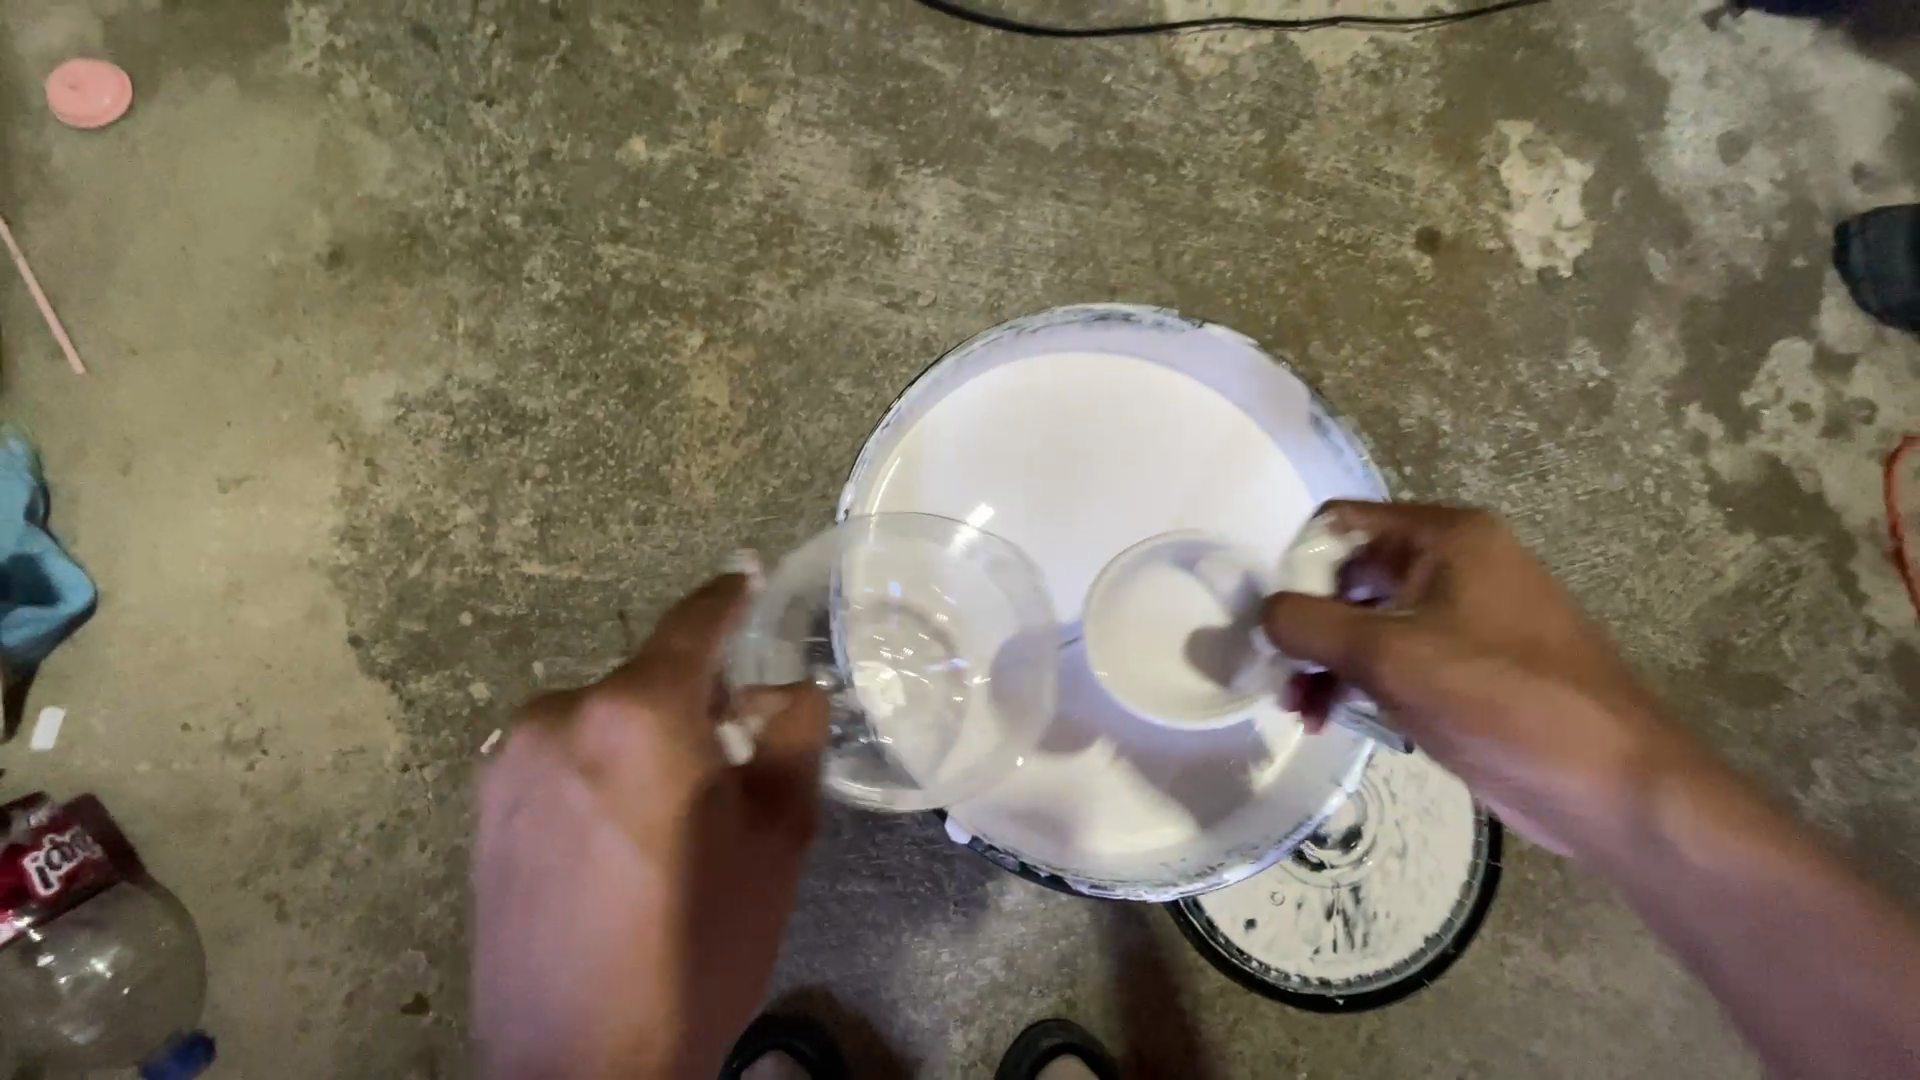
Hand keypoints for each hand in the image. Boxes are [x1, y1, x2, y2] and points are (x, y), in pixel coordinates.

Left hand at [472, 574, 827, 1079]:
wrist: (580, 1067)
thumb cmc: (699, 943)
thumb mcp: (777, 836)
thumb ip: (792, 737)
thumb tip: (792, 690)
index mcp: (640, 714)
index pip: (694, 622)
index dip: (730, 595)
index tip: (751, 575)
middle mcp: (560, 716)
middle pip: (651, 677)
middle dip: (697, 698)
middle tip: (731, 754)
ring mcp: (507, 761)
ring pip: (605, 716)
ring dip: (646, 735)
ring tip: (671, 811)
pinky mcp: (482, 807)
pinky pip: (563, 752)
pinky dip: (601, 764)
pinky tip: (619, 834)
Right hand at [1263, 501, 1696, 857]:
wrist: (1616, 790)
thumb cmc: (1504, 702)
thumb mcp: (1390, 656)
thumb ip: (1309, 625)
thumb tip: (1263, 613)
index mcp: (1446, 537)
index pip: (1339, 524)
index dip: (1297, 565)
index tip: (1276, 619)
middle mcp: (1451, 563)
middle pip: (1345, 574)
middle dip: (1306, 624)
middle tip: (1279, 672)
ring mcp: (1458, 615)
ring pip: (1361, 620)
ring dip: (1324, 661)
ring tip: (1300, 709)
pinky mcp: (1461, 663)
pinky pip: (1388, 655)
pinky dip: (1354, 681)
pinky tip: (1330, 718)